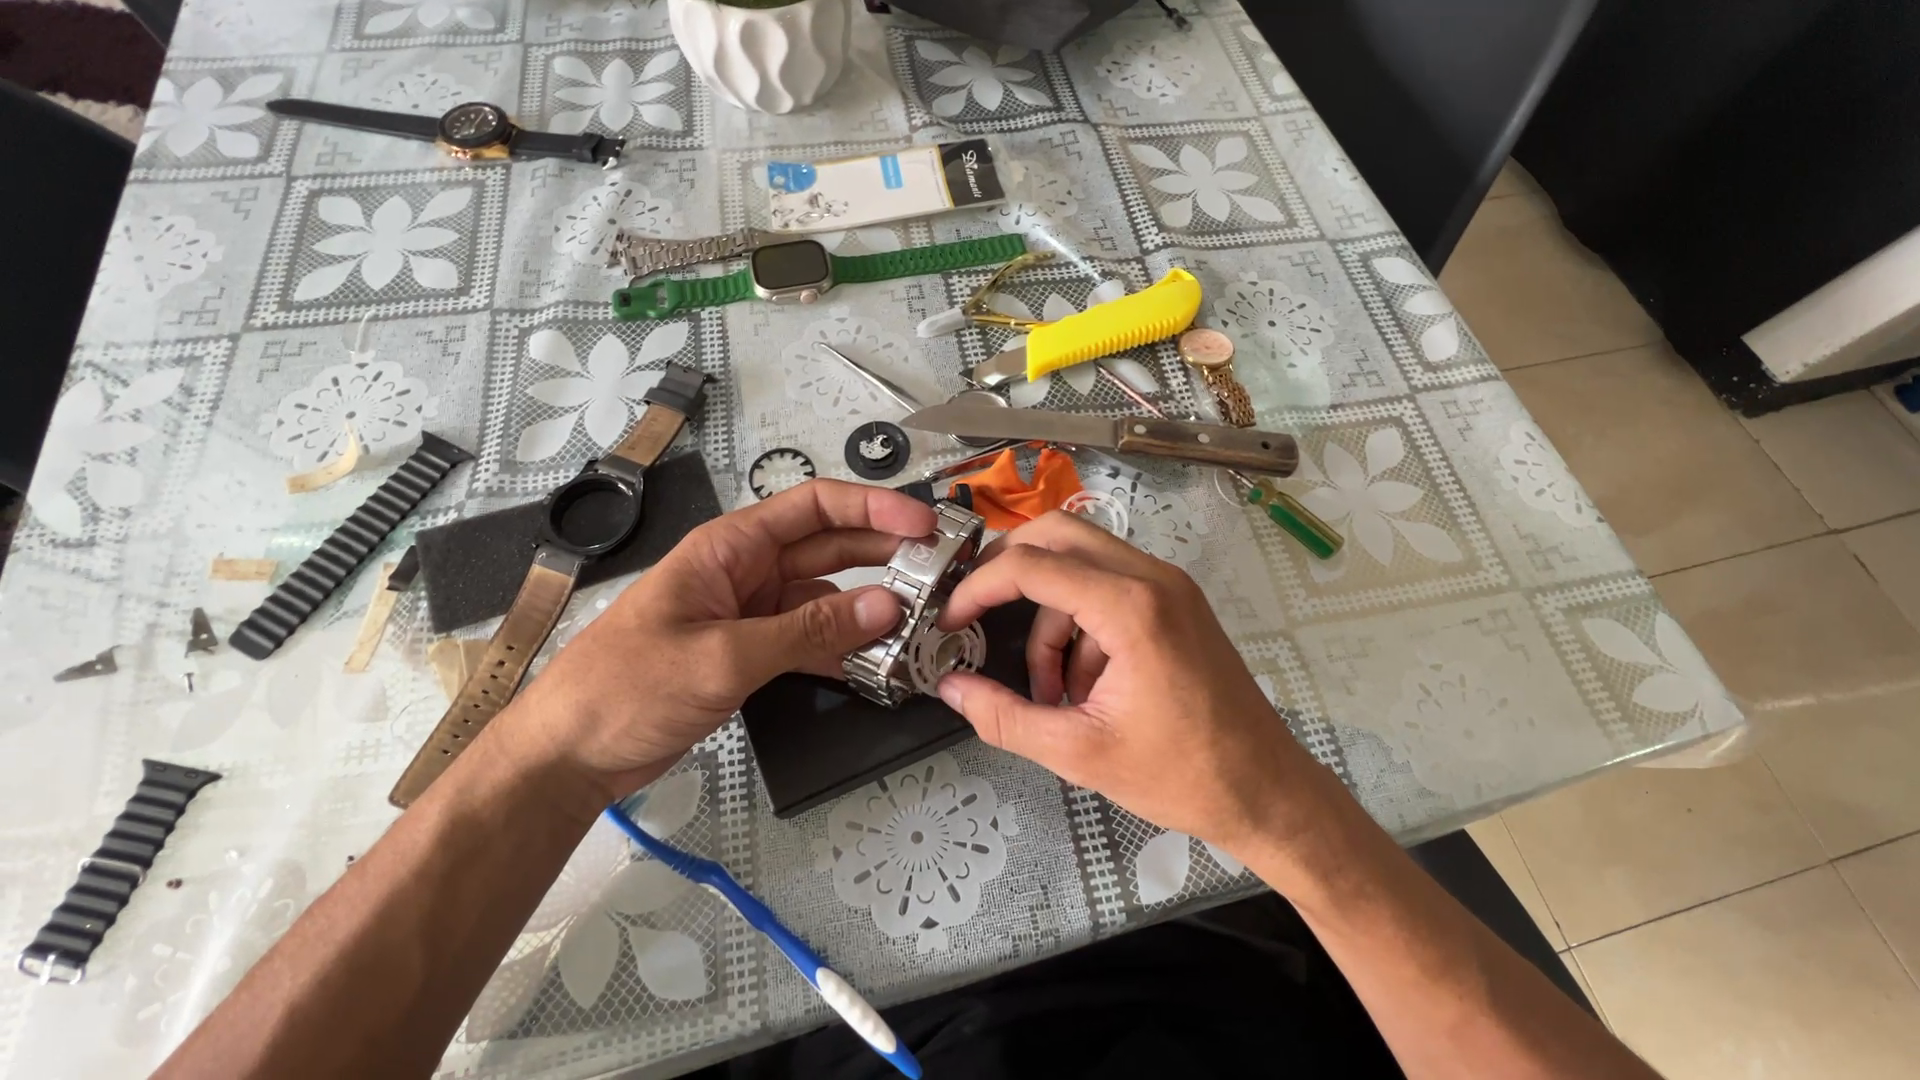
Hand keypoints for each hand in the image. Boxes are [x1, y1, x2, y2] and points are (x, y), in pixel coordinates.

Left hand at [502, 480, 934, 805]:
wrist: (572, 752)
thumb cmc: (628, 686)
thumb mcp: (725, 655)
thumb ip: (810, 631)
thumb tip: (887, 606)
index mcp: (730, 548)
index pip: (813, 508)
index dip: (872, 507)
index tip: (922, 524)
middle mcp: (745, 571)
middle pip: (829, 549)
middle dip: (883, 555)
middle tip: (938, 572)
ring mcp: (750, 613)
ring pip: (825, 599)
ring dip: (868, 610)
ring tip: (917, 624)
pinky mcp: (750, 652)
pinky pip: (810, 640)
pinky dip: (841, 650)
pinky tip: (875, 664)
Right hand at [935, 512, 1341, 855]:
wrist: (1267, 791)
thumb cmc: (1181, 775)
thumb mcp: (1079, 753)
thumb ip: (1004, 718)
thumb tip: (950, 688)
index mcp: (1131, 607)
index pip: (1032, 565)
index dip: (978, 587)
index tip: (949, 620)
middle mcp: (1153, 578)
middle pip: (1058, 535)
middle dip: (1008, 570)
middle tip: (976, 614)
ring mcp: (1170, 587)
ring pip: (1082, 564)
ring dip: (1049, 614)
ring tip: (1049, 690)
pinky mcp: (1176, 605)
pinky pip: (1109, 589)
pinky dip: (1080, 625)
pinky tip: (1082, 686)